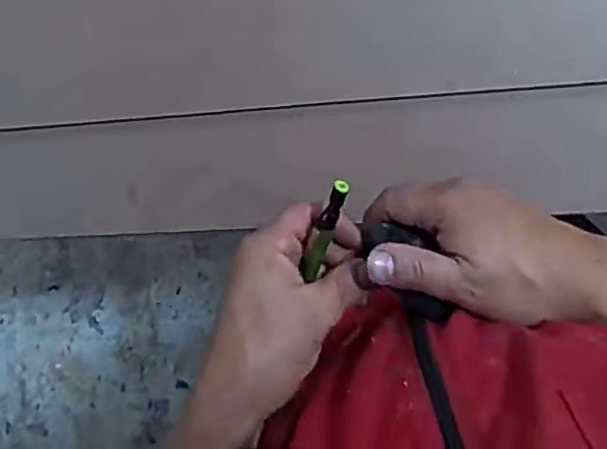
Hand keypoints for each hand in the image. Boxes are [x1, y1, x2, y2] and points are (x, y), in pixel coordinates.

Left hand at [173, 202, 363, 447]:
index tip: (362, 248)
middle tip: (361, 278)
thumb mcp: (318, 311)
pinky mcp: (260, 296)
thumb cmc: (274, 344)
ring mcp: (257, 273)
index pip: (306, 211)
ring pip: (302, 258)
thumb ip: (347, 281)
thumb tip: (372, 265)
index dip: (337, 223)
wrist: (235, 396)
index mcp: (267, 242)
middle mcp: (259, 250)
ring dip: (327, 273)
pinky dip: (314, 287)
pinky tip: (331, 307)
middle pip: (305, 233)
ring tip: (351, 295)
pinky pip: (293, 278)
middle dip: (336, 252)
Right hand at [363, 177, 606, 324]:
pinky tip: (461, 252)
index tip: (375, 258)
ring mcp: (478, 188)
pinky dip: (443, 223)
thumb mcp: (462, 284)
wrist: (583, 273)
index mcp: (443, 200)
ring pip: (431, 201)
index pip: (388, 199)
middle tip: (403, 267)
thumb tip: (368, 259)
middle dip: (397, 229)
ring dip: (421, 227)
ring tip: (433, 265)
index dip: (373, 226)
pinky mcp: (495, 198)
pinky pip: (453, 203)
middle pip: (408, 197)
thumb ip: (412, 268)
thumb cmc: (519, 281)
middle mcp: (456, 184)